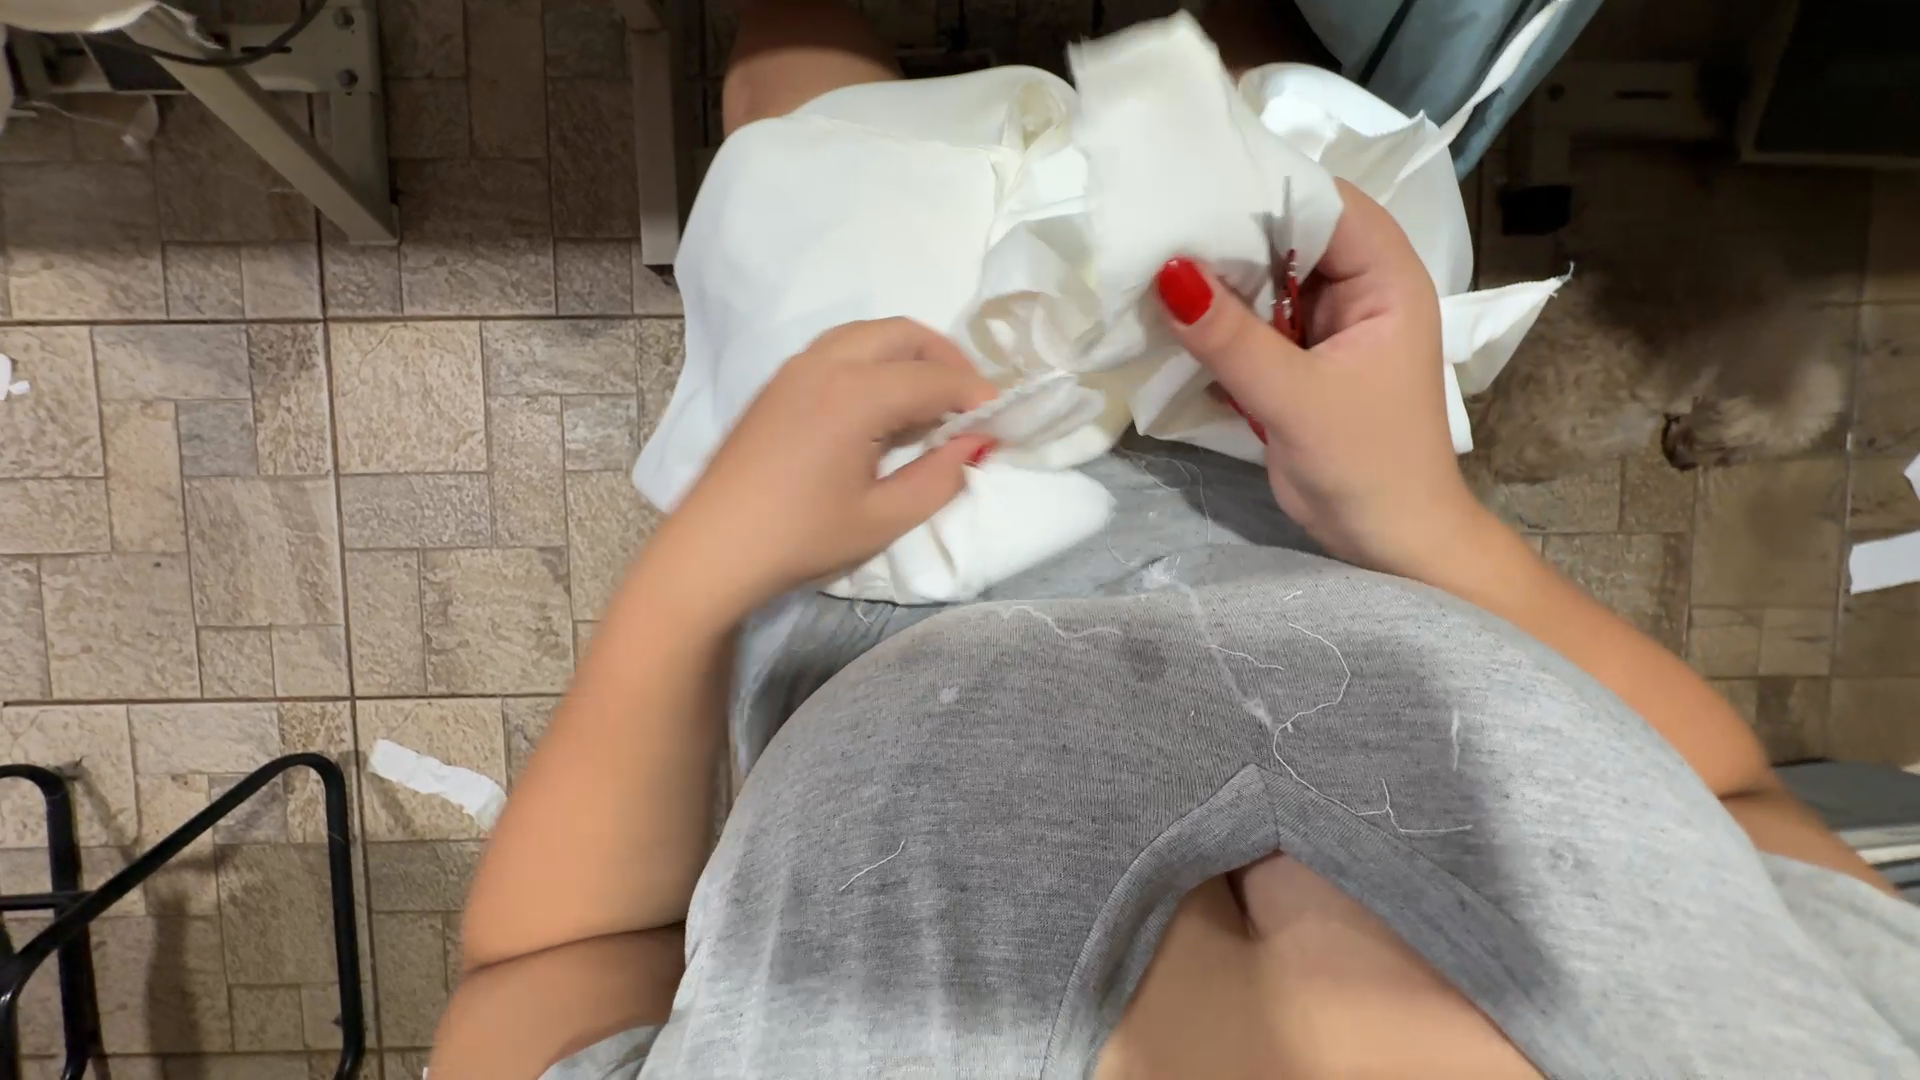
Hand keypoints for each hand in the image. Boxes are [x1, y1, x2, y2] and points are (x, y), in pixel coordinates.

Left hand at [640, 318, 997, 620]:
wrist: (712, 550)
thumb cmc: (800, 539)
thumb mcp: (882, 519)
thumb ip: (940, 478)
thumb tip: (979, 444)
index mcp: (854, 394)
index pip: (935, 378)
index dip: (977, 396)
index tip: (1003, 420)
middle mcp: (825, 363)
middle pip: (903, 335)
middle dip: (947, 359)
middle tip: (970, 402)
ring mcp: (795, 368)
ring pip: (869, 335)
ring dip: (910, 356)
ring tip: (931, 401)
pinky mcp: (778, 383)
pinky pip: (840, 349)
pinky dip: (876, 361)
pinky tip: (882, 406)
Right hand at [1154, 180, 1495, 579]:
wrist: (1383, 538)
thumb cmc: (1364, 464)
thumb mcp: (1294, 396)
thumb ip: (1230, 338)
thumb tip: (1168, 271)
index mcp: (1385, 279)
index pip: (1325, 204)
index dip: (1263, 189)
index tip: (1191, 188)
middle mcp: (1356, 291)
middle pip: (1287, 239)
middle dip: (1227, 237)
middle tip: (1155, 229)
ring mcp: (1322, 328)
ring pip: (1263, 285)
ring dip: (1215, 283)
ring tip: (1150, 268)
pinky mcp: (1293, 363)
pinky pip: (1249, 326)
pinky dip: (1215, 323)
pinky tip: (1170, 318)